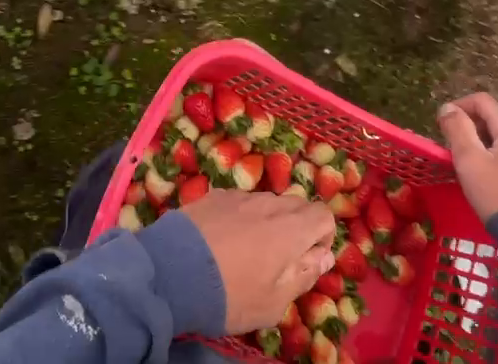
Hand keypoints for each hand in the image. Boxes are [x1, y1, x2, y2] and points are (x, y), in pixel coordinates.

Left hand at [180, 189, 335, 333]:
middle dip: (298, 227)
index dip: (323, 236)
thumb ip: (304, 276)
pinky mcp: (215, 195)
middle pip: (297, 205)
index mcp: (292, 229)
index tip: (308, 259)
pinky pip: (240, 202)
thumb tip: (323, 257)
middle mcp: (270, 204)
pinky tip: (223, 240)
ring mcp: (240, 196)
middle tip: (280, 258)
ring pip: (268, 202)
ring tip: (249, 250)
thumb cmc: (232, 294)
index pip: (323, 215)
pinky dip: (242, 216)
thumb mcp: (274, 302)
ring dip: (269, 221)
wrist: (174, 271)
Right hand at [438, 92, 497, 221]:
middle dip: (470, 126)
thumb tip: (448, 108)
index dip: (458, 107)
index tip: (442, 126)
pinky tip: (491, 176)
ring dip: (483, 142)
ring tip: (469, 163)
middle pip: (493, 117)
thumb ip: (457, 129)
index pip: (481, 101)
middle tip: (453, 147)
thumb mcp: (470, 161)